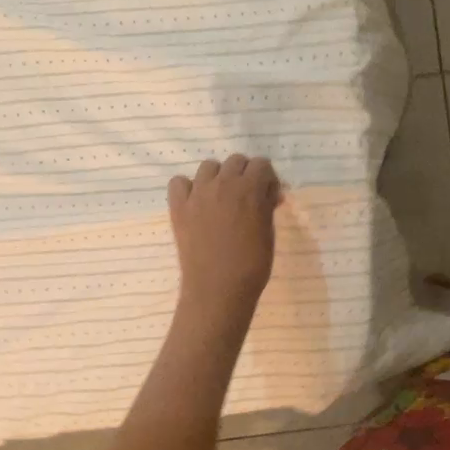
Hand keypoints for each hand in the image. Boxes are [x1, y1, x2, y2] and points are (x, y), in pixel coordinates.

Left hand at [168, 155, 280, 311]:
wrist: (218, 288)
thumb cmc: (252, 265)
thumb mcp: (268, 232)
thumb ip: (267, 206)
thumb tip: (269, 194)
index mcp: (250, 189)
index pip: (261, 164)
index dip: (266, 178)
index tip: (267, 195)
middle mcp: (223, 184)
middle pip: (235, 161)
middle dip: (244, 174)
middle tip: (246, 196)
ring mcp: (198, 193)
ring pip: (208, 166)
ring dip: (218, 177)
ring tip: (221, 198)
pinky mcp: (179, 207)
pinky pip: (179, 182)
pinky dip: (188, 188)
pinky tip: (196, 203)